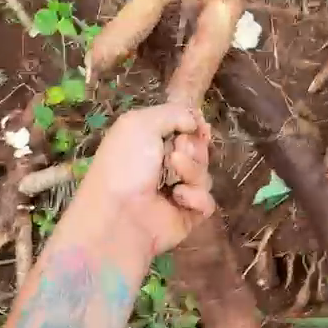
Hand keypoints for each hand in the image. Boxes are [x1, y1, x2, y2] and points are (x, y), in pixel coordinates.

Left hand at [72, 103, 215, 255]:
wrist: (121, 215)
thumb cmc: (125, 165)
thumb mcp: (140, 124)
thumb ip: (172, 113)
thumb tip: (195, 120)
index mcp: (149, 143)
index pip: (184, 130)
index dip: (194, 126)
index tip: (198, 126)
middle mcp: (164, 166)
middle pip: (199, 150)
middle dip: (192, 148)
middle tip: (175, 154)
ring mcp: (177, 192)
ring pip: (204, 174)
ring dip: (192, 171)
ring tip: (173, 177)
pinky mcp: (188, 215)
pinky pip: (207, 201)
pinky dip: (196, 198)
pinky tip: (178, 199)